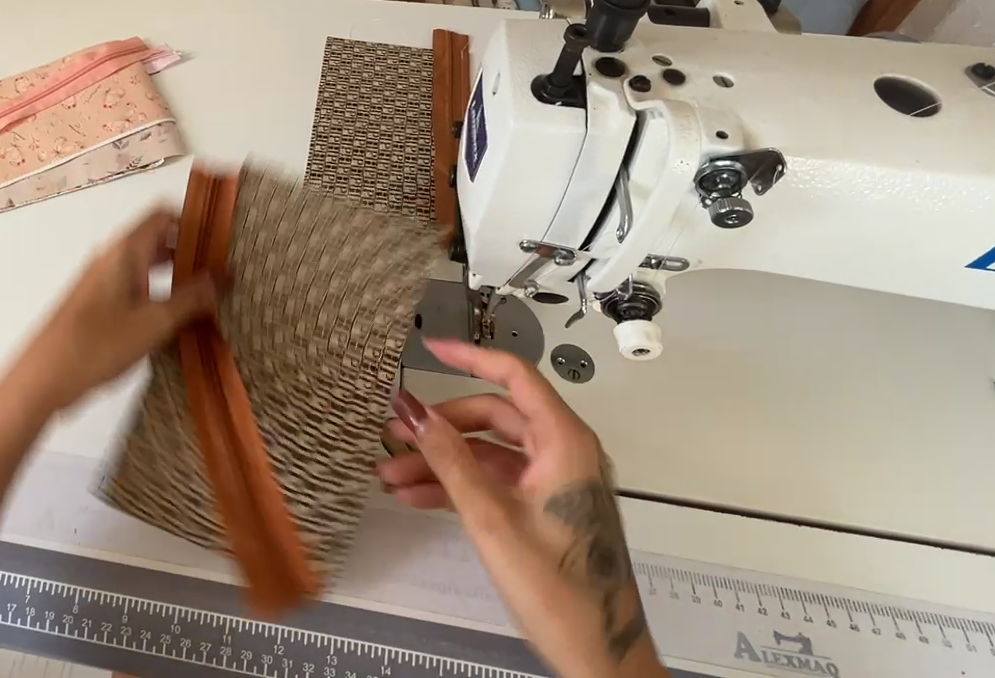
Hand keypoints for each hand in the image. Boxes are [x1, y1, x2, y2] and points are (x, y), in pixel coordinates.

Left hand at [16, 209, 221, 410]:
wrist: (43, 379)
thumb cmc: (98, 344)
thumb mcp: (155, 323)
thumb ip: (191, 299)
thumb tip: (222, 278)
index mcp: (125, 250)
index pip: (163, 215)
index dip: (193, 222)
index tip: (220, 241)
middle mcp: (112, 257)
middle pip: (157, 239)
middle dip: (190, 252)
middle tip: (220, 273)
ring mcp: (102, 280)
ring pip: (146, 265)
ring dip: (175, 275)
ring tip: (205, 297)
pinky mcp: (96, 303)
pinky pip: (135, 285)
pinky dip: (158, 292)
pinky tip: (174, 320)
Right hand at [379, 339, 665, 677]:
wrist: (602, 662)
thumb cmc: (557, 588)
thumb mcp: (490, 517)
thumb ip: (448, 457)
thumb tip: (411, 409)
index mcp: (564, 441)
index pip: (513, 376)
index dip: (469, 356)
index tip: (429, 347)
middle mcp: (562, 451)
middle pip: (492, 416)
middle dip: (439, 427)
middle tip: (394, 435)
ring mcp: (553, 481)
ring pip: (487, 451)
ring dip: (440, 460)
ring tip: (392, 473)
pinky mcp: (544, 508)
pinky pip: (494, 480)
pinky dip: (457, 484)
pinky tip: (415, 496)